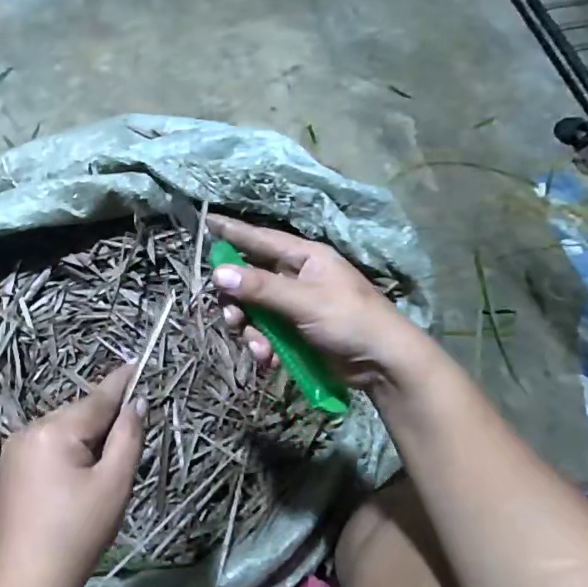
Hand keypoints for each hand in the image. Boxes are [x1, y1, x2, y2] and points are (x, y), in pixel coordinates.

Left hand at [0, 365, 144, 586]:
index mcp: (54, 430)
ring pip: (59, 433)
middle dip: (102, 422)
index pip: (97, 398)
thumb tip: (134, 404)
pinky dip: (63, 455)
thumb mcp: (113, 486)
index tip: (137, 363)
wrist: (21, 585)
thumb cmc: (76, 535)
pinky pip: (43, 450)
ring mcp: (11, 451)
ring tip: (99, 475)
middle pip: (76, 415)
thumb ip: (127, 438)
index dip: (121, 382)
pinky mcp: (5, 472)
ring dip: (82, 440)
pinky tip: (71, 485)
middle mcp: (27, 431)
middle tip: (127, 444)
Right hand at [208, 214, 430, 387]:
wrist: (382, 363)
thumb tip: (218, 273)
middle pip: (248, 280)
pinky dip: (262, 345)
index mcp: (304, 258)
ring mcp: (294, 306)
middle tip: (232, 318)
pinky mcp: (293, 332)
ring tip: (258, 347)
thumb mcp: (304, 301)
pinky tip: (268, 359)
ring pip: (252, 310)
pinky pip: (264, 332)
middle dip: (236, 301)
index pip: (259, 239)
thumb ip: (261, 288)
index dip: (232, 232)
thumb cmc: (349, 320)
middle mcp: (296, 277)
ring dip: (249, 329)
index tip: (205, 223)